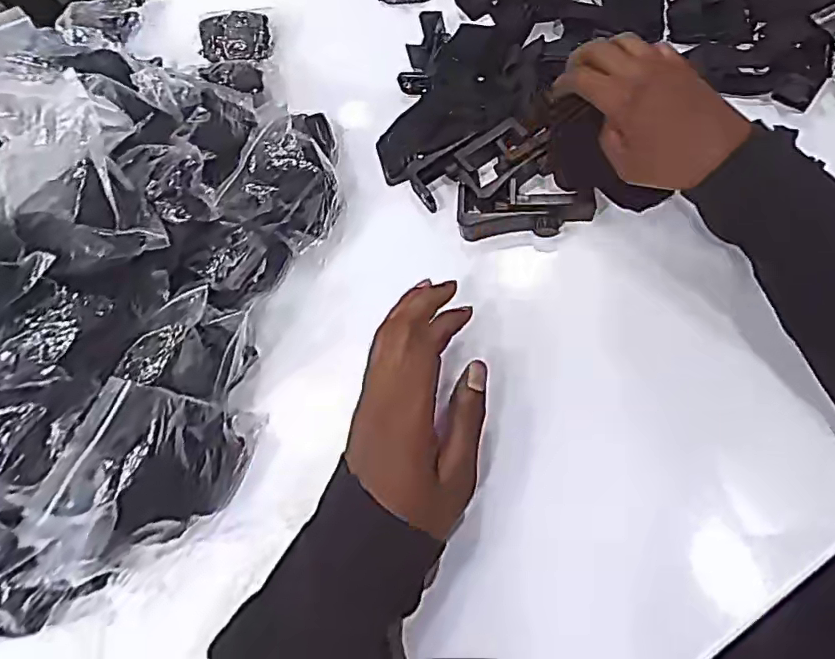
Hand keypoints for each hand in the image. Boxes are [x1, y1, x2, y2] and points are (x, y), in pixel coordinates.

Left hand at [345, 281, 487, 540]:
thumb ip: (468, 417)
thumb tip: (474, 372)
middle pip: (397, 332)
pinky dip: (393, 329)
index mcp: (406, 408)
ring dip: (403, 310)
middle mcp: (382, 397)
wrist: (360, 545)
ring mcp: (369, 400)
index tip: (464, 311)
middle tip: (447, 288)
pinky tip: (404, 327)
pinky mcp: (365, 408)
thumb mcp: (457, 474)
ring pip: (383, 339)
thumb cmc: (409, 515)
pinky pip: (377, 353)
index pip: (422, 345)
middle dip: (421, 302)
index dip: (443, 320)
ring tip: (424, 293)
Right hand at [555, 34, 751, 189]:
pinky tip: (637, 64)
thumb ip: (606, 138)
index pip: (578, 76)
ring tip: (601, 63)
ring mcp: (662, 66)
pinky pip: (652, 45)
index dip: (562, 83)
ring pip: (623, 39)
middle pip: (595, 48)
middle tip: (575, 73)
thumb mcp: (626, 165)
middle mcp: (639, 74)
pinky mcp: (681, 66)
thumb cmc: (683, 162)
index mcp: (621, 98)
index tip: (560, 91)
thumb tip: (604, 124)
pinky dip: (638, 51)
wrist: (723, 157)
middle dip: (577, 59)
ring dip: (606, 49)